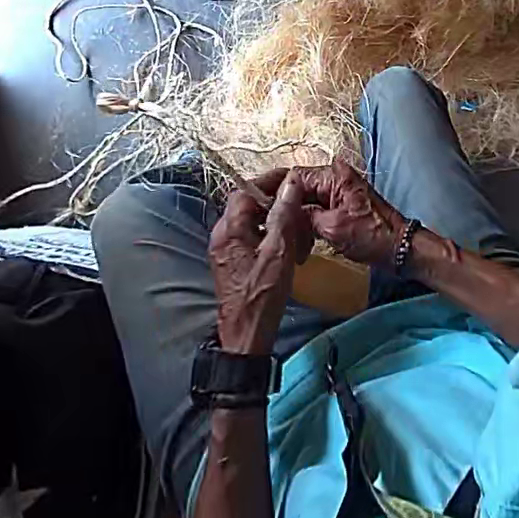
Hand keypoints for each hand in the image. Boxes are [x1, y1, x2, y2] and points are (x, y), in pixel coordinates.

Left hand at [208, 169, 312, 354]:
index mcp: (229, 228)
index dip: (269, 181)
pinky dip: (266, 234)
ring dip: (271, 218)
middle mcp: (221, 234)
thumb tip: (291, 183)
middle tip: (297, 202)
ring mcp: (224, 249)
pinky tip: (285, 246)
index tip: (292, 179)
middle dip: (273, 200)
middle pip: (247, 204)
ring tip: (295, 226)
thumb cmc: (262, 295)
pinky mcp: (231, 262)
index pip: (247, 190)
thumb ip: (283, 214)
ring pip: (249, 220)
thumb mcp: (278, 252)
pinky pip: (248, 236)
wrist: (245, 338)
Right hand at [288, 150, 407, 268]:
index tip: (268, 212)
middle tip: (277, 227)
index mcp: (334, 175)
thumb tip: (284, 213)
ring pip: (308, 198)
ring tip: (290, 236)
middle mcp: (335, 176)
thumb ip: (304, 215)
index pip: (296, 176)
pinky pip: (318, 206)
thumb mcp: (332, 227)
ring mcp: (339, 189)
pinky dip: (309, 220)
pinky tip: (302, 237)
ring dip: (299, 216)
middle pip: (300, 186)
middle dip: (289, 207)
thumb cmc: (370, 236)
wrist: (400, 248)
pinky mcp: (342, 203)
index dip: (280, 193)